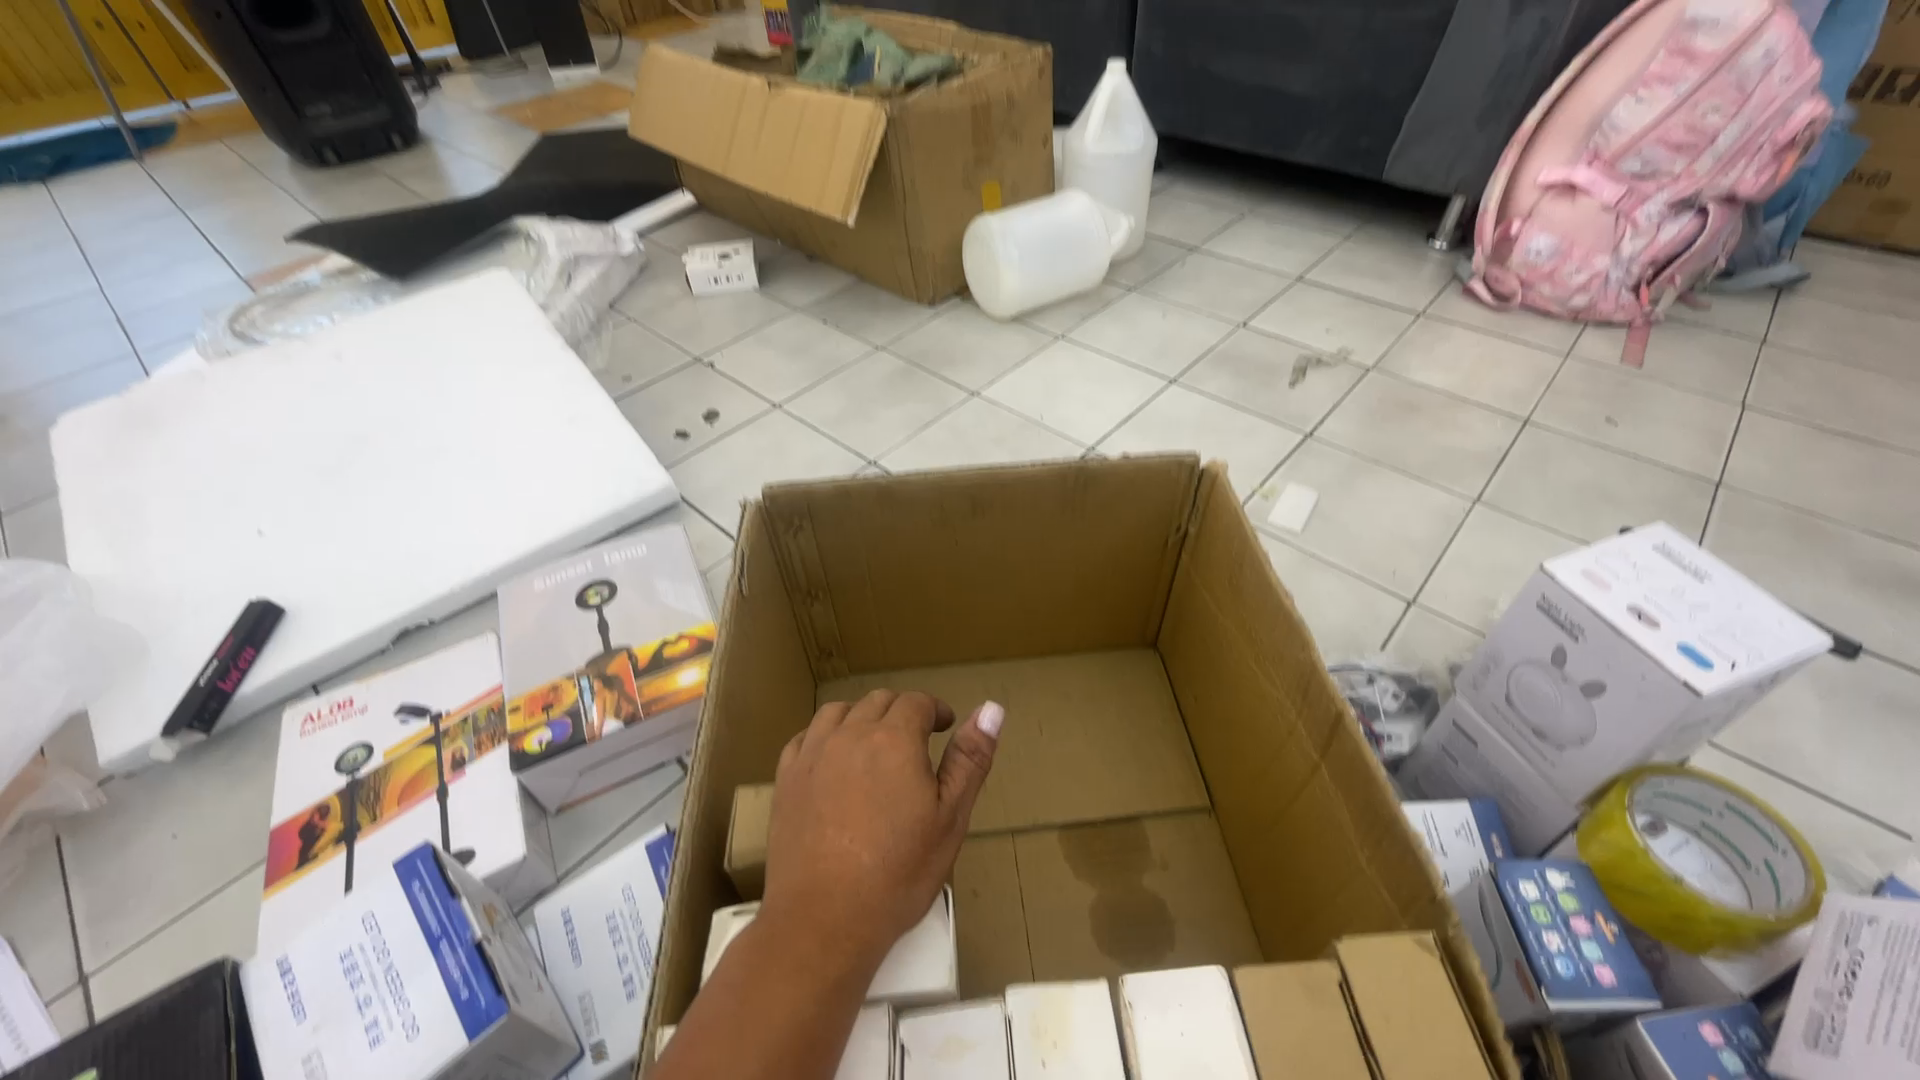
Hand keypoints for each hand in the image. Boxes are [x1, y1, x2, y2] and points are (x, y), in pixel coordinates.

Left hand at [759, 690, 1004, 971]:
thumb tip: (992, 707)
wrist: (825, 918)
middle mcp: (850, 734)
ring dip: (862, 718)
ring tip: (875, 746)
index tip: (944, 727)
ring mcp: (812, 754)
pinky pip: (805, 737)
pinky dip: (826, 736)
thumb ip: (970, 759)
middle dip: (902, 713)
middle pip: (878, 701)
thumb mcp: (950, 818)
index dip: (935, 710)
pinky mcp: (786, 779)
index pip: (917, 702)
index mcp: (895, 739)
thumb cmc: (898, 873)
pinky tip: (834, 760)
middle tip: (916, 742)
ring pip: (839, 712)